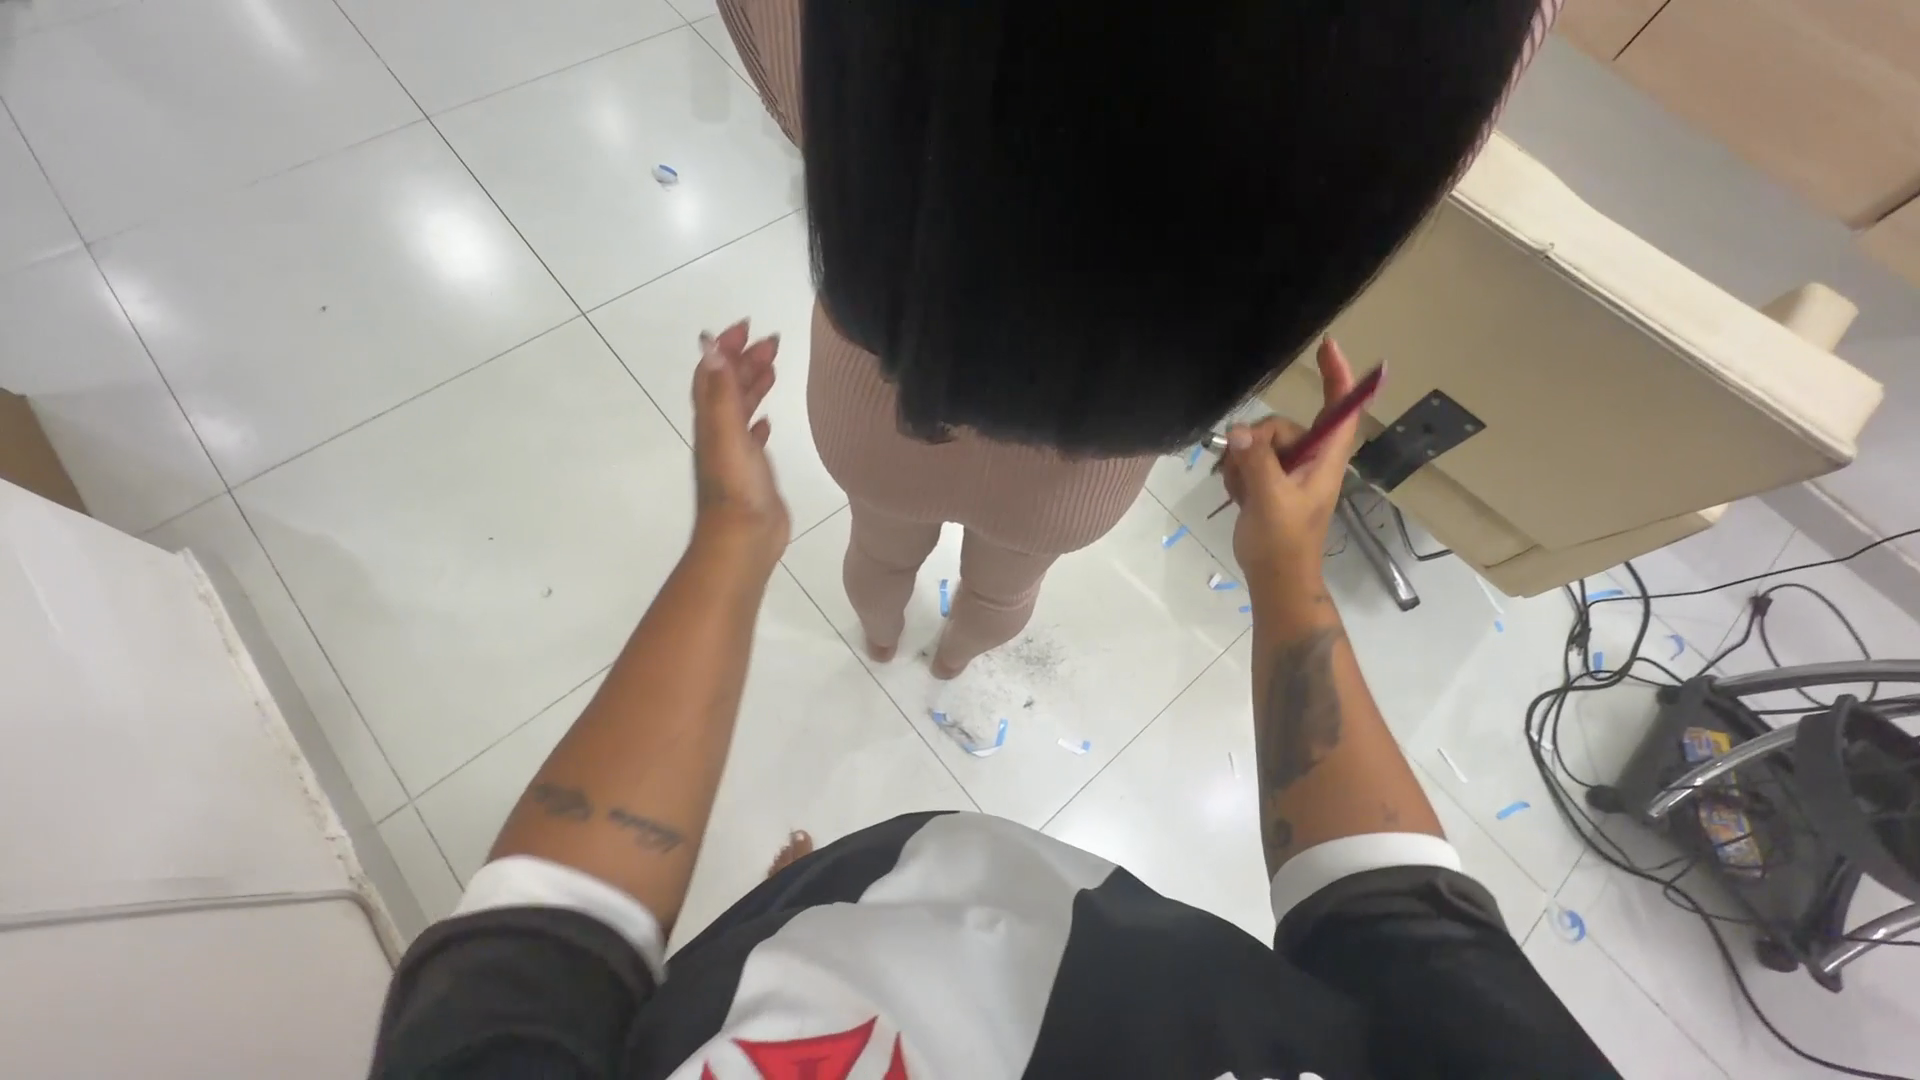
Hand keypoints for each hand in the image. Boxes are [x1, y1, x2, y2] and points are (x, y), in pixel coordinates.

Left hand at [691, 319, 789, 570]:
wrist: (743, 539)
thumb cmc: (736, 488)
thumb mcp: (726, 432)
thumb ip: (721, 390)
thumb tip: (709, 345)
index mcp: (711, 421)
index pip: (714, 374)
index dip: (726, 348)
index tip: (747, 326)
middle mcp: (720, 433)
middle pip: (729, 387)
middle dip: (746, 360)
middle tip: (773, 342)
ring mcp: (735, 453)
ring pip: (741, 409)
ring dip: (754, 385)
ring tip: (774, 367)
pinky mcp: (752, 472)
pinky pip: (752, 438)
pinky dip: (759, 422)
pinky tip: (767, 421)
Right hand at [1221, 338, 1360, 590]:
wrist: (1276, 577)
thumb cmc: (1284, 542)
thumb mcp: (1270, 498)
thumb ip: (1256, 460)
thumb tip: (1238, 431)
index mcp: (1324, 460)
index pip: (1341, 410)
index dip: (1339, 377)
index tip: (1328, 347)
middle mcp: (1310, 460)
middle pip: (1282, 425)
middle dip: (1258, 439)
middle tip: (1244, 466)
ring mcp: (1288, 472)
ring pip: (1259, 443)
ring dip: (1242, 462)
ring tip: (1242, 491)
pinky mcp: (1269, 483)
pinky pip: (1248, 460)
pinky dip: (1238, 473)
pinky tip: (1238, 495)